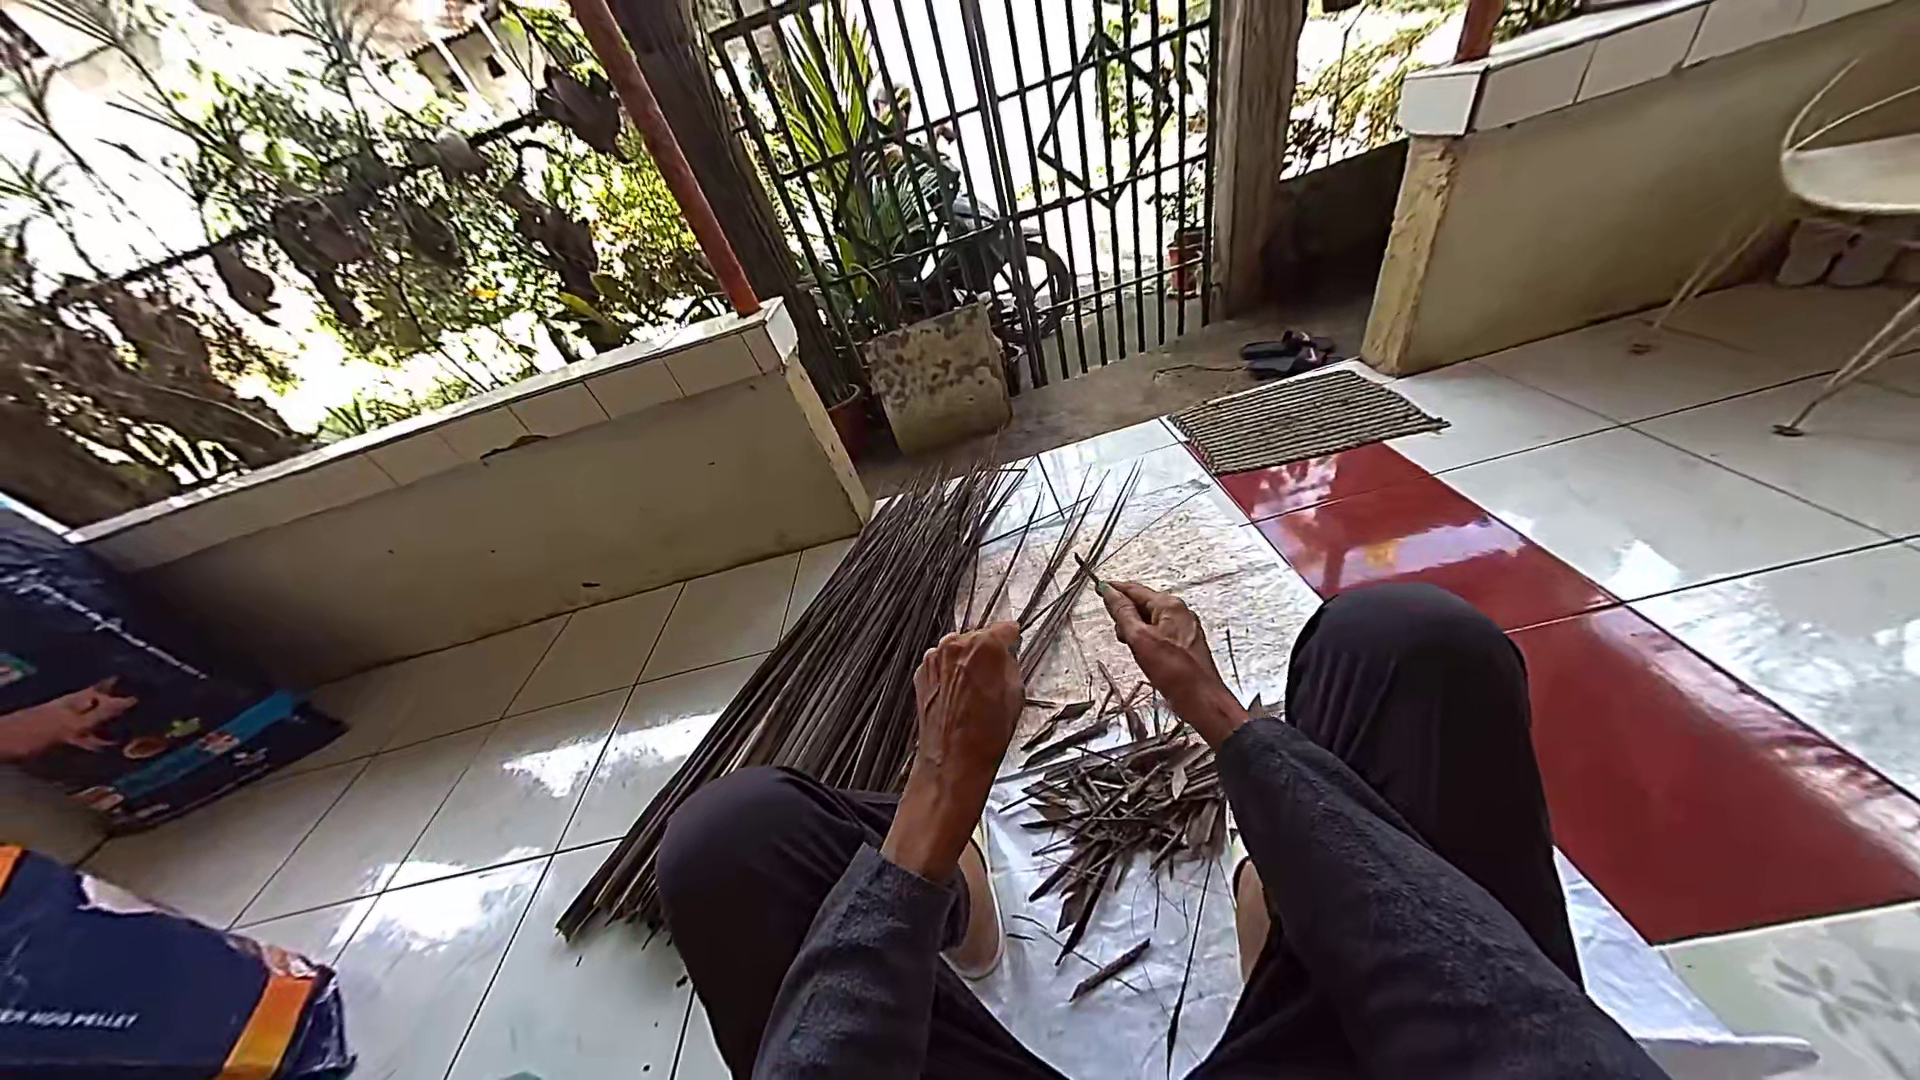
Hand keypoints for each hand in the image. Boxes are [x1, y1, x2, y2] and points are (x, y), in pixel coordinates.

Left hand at [882, 621, 1023, 882]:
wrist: (953, 758)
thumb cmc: (985, 733)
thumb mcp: (1016, 694)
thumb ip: (1010, 665)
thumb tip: (1006, 655)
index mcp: (985, 646)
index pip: (1004, 628)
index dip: (1011, 637)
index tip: (1013, 640)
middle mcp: (956, 645)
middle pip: (978, 637)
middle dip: (987, 652)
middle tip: (995, 675)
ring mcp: (935, 658)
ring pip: (958, 649)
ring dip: (966, 661)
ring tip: (975, 689)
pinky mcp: (922, 672)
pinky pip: (942, 663)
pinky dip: (950, 673)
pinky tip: (959, 695)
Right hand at [1100, 581, 1247, 747]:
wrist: (1201, 700)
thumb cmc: (1175, 672)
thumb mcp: (1139, 638)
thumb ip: (1122, 613)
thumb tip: (1109, 592)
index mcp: (1170, 605)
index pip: (1135, 590)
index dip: (1114, 589)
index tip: (1098, 588)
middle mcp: (1180, 612)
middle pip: (1143, 603)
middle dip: (1126, 615)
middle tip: (1119, 633)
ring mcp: (1185, 627)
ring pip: (1150, 619)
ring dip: (1135, 629)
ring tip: (1133, 648)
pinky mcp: (1185, 643)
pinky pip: (1159, 632)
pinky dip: (1147, 638)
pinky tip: (1145, 654)